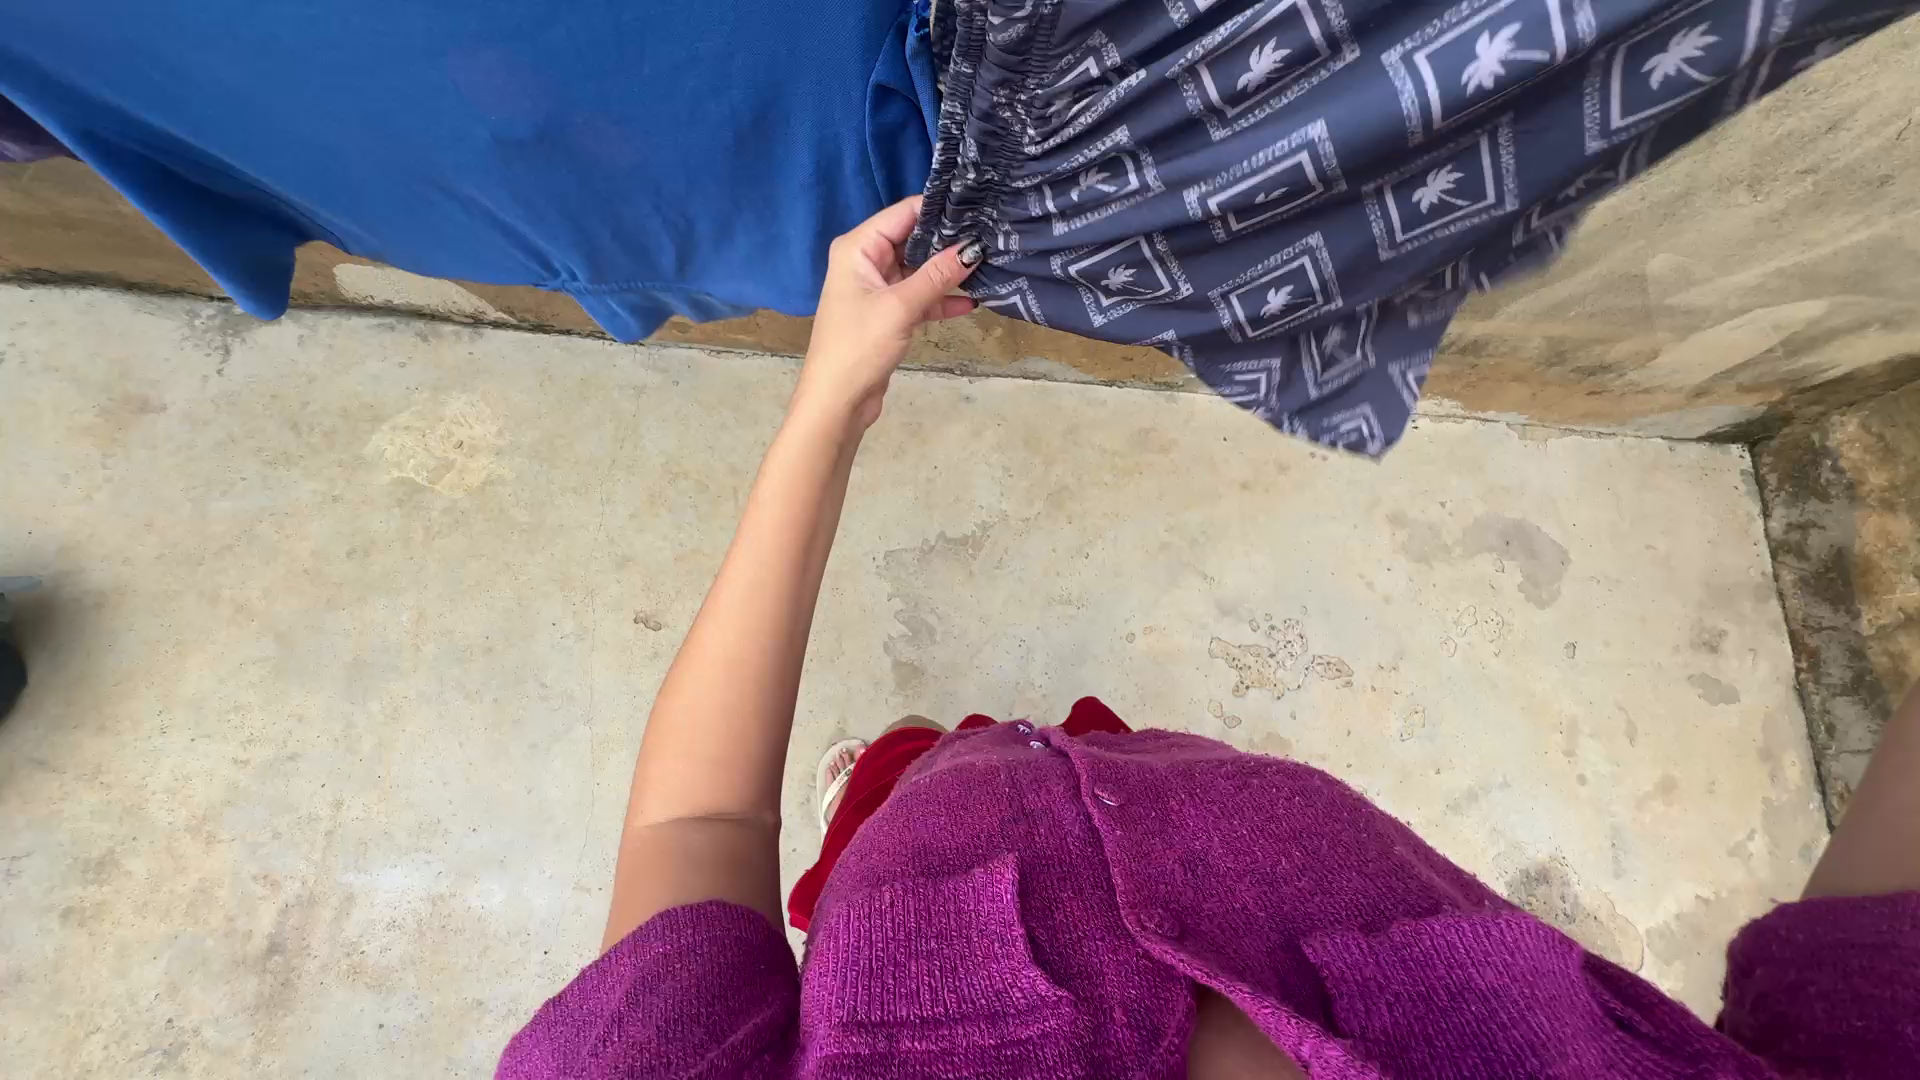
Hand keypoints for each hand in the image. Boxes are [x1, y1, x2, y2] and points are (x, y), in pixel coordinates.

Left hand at [794, 196, 983, 430]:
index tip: (977, 207)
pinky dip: (940, 300)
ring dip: (947, 274)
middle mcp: (866, 262)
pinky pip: (919, 298)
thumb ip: (937, 276)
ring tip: (988, 266)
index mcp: (858, 248)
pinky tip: (970, 302)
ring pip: (919, 271)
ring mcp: (877, 290)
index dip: (939, 210)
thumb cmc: (859, 347)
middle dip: (948, 242)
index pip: (904, 213)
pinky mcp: (888, 316)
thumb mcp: (901, 308)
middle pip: (913, 240)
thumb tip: (973, 248)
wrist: (837, 401)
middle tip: (990, 236)